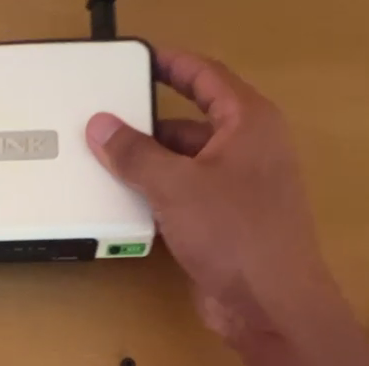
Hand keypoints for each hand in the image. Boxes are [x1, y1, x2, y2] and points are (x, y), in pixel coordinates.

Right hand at [87, 51, 343, 350]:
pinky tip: (128, 210)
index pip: (206, 77)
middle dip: (149, 127)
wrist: (268, 303)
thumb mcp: (177, 187)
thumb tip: (101, 126)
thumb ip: (136, 155)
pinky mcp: (224, 228)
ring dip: (151, 170)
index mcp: (249, 122)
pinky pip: (185, 202)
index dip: (171, 65)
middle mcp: (247, 151)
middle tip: (106, 126)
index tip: (137, 60)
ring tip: (106, 168)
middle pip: (192, 126)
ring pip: (186, 168)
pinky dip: (159, 202)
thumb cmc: (234, 233)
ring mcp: (238, 191)